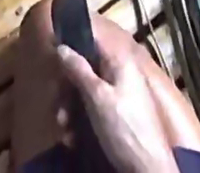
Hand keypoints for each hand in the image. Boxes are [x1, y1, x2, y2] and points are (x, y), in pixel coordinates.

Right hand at [54, 42, 179, 172]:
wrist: (147, 167)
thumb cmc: (123, 127)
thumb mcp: (97, 97)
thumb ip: (79, 70)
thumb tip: (62, 47)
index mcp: (119, 61)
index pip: (92, 40)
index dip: (72, 43)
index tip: (51, 49)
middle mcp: (119, 73)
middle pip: (85, 69)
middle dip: (67, 89)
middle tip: (57, 107)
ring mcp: (119, 95)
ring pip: (86, 92)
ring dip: (70, 110)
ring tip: (63, 130)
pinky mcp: (117, 116)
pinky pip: (93, 110)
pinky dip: (80, 122)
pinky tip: (72, 139)